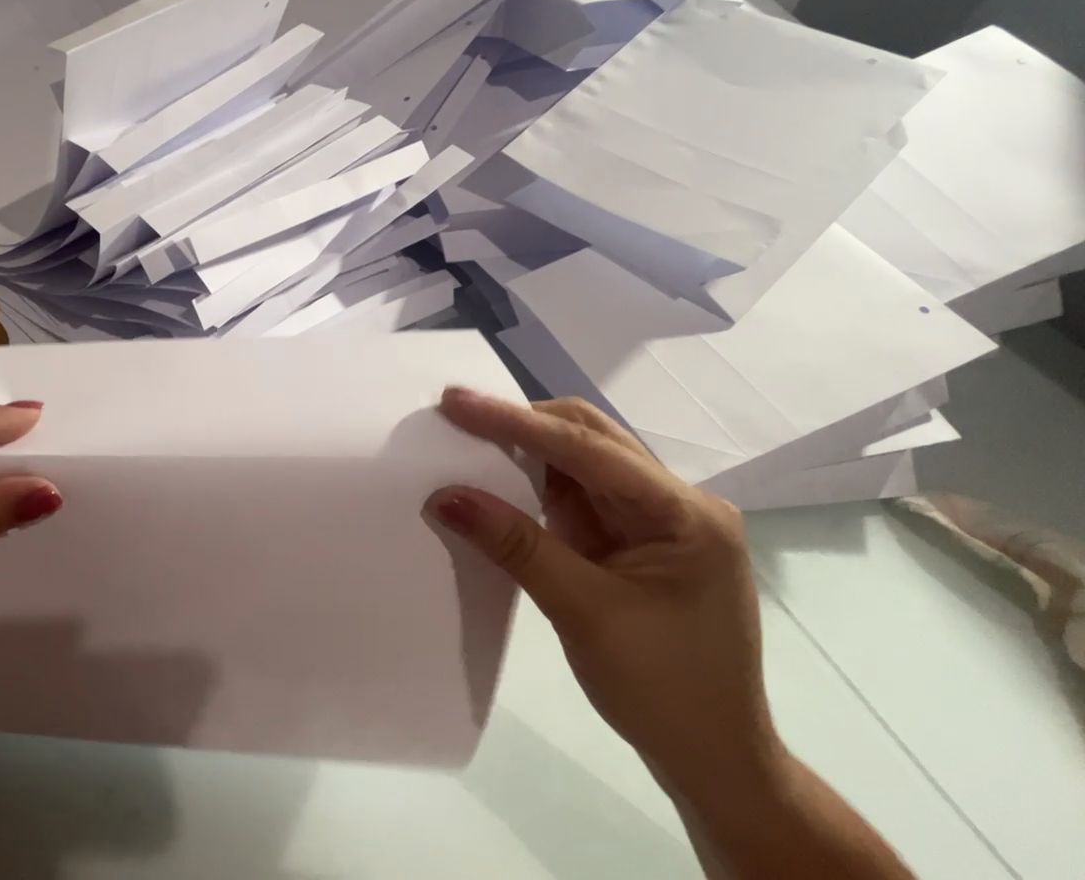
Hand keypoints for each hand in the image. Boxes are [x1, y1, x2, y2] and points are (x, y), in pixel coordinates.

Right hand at [430, 388, 779, 794]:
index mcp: (684, 513)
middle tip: (454, 416)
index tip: (454, 401)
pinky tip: (497, 481)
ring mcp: (656, 523)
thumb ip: (516, 545)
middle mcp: (676, 504)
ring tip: (465, 441)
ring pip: (582, 465)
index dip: (515, 420)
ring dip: (525, 451)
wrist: (715, 757)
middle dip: (523, 423)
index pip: (587, 448)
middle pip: (592, 439)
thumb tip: (445, 495)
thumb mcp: (583, 612)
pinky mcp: (634, 544)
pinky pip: (578, 498)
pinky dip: (534, 487)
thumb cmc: (663, 688)